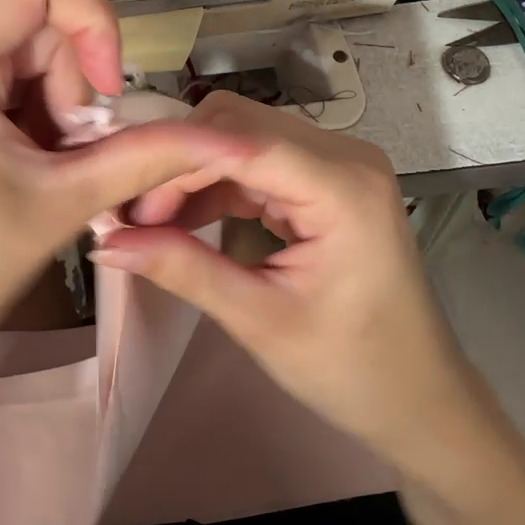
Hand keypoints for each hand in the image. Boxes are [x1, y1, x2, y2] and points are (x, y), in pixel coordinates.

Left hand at [0, 0, 252, 385]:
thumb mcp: (65, 202)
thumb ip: (151, 154)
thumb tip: (225, 136)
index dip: (92, 16)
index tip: (104, 90)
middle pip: (34, 18)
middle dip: (70, 81)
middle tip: (70, 154)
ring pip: (18, 43)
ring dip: (51, 98)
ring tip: (43, 166)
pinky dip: (24, 103)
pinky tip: (19, 158)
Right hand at [87, 90, 474, 459]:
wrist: (419, 400)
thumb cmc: (351, 369)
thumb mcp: (259, 320)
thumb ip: (183, 269)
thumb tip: (105, 242)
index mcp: (343, 188)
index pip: (240, 142)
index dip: (174, 163)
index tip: (124, 206)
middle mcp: (344, 156)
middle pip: (235, 124)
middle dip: (176, 162)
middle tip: (133, 218)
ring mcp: (335, 164)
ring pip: (237, 136)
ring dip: (188, 172)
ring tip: (148, 223)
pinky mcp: (323, 179)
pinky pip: (252, 160)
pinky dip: (211, 184)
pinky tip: (181, 220)